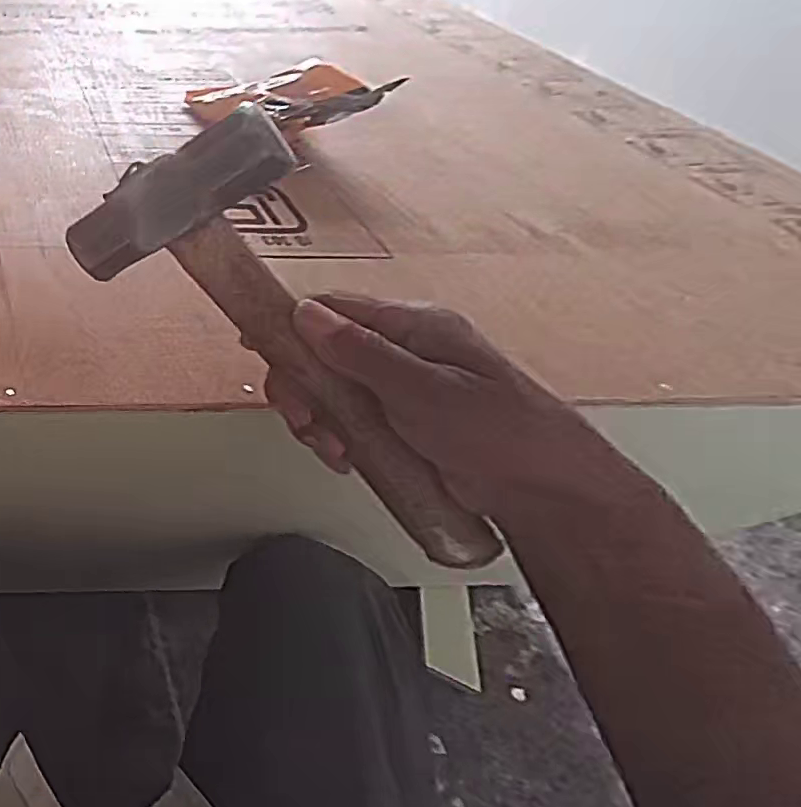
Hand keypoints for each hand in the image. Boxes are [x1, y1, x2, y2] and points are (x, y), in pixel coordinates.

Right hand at [267, 294, 654, 520]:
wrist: (551, 498)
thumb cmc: (501, 436)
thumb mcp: (424, 390)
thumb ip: (360, 352)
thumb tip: (304, 313)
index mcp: (414, 327)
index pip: (331, 308)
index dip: (287, 323)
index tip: (254, 345)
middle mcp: (399, 350)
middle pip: (317, 352)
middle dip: (300, 387)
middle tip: (303, 419)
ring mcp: (393, 385)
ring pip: (323, 389)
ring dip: (314, 419)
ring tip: (333, 447)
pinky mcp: (390, 418)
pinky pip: (340, 417)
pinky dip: (331, 437)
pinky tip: (346, 456)